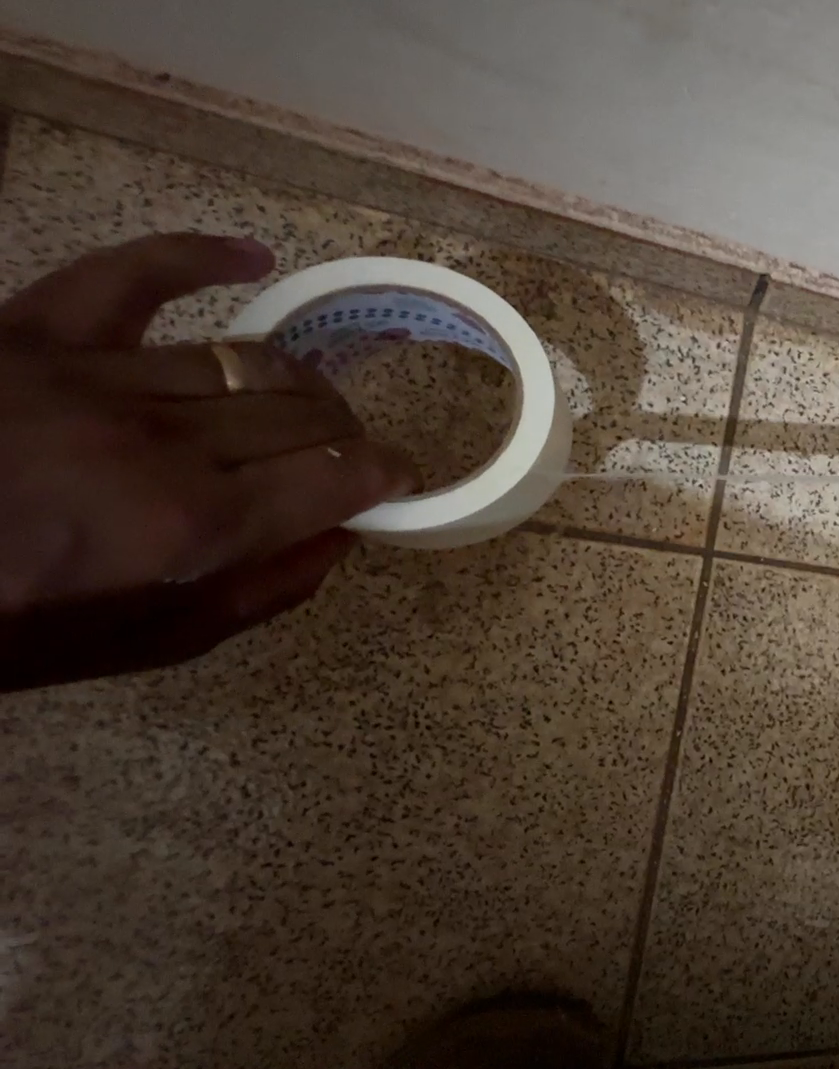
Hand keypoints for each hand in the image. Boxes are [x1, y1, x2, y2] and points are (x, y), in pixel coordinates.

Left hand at [0, 233, 416, 691]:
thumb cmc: (7, 623)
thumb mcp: (154, 639)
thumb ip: (267, 589)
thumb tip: (346, 533)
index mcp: (194, 525)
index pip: (345, 474)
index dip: (390, 473)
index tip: (396, 479)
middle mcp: (160, 444)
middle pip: (308, 415)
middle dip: (348, 436)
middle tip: (342, 455)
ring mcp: (91, 379)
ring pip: (251, 361)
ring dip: (301, 385)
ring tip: (304, 401)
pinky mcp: (25, 334)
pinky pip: (128, 277)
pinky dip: (197, 257)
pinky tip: (252, 256)